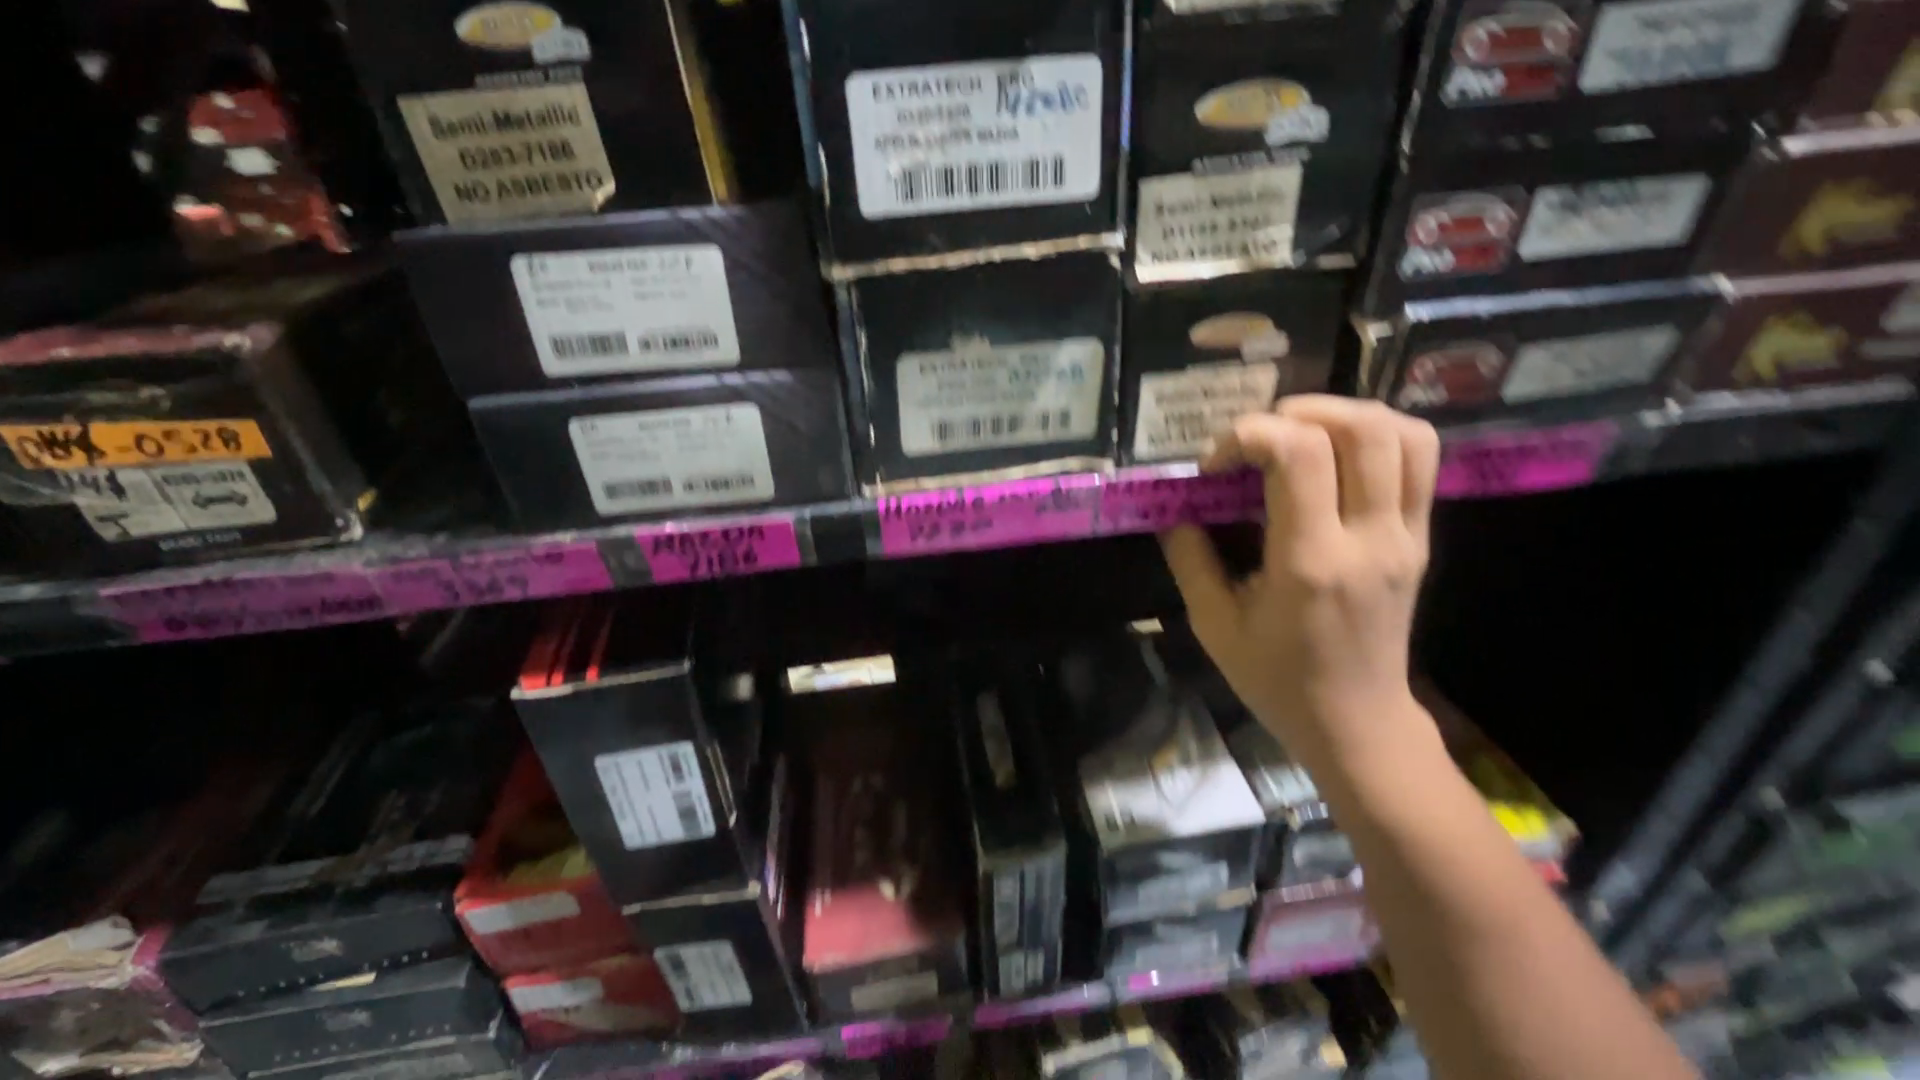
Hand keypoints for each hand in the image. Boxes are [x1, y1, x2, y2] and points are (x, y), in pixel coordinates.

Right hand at [1159, 396, 1440, 768]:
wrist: (1355, 722)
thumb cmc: (1276, 679)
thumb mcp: (1214, 626)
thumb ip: (1191, 558)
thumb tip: (1179, 507)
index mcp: (1311, 564)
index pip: (1300, 455)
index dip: (1250, 434)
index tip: (1217, 464)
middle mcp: (1368, 541)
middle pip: (1362, 430)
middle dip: (1302, 411)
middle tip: (1262, 436)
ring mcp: (1405, 537)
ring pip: (1404, 435)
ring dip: (1349, 415)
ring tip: (1304, 433)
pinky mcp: (1421, 538)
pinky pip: (1420, 460)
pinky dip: (1379, 437)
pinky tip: (1338, 454)